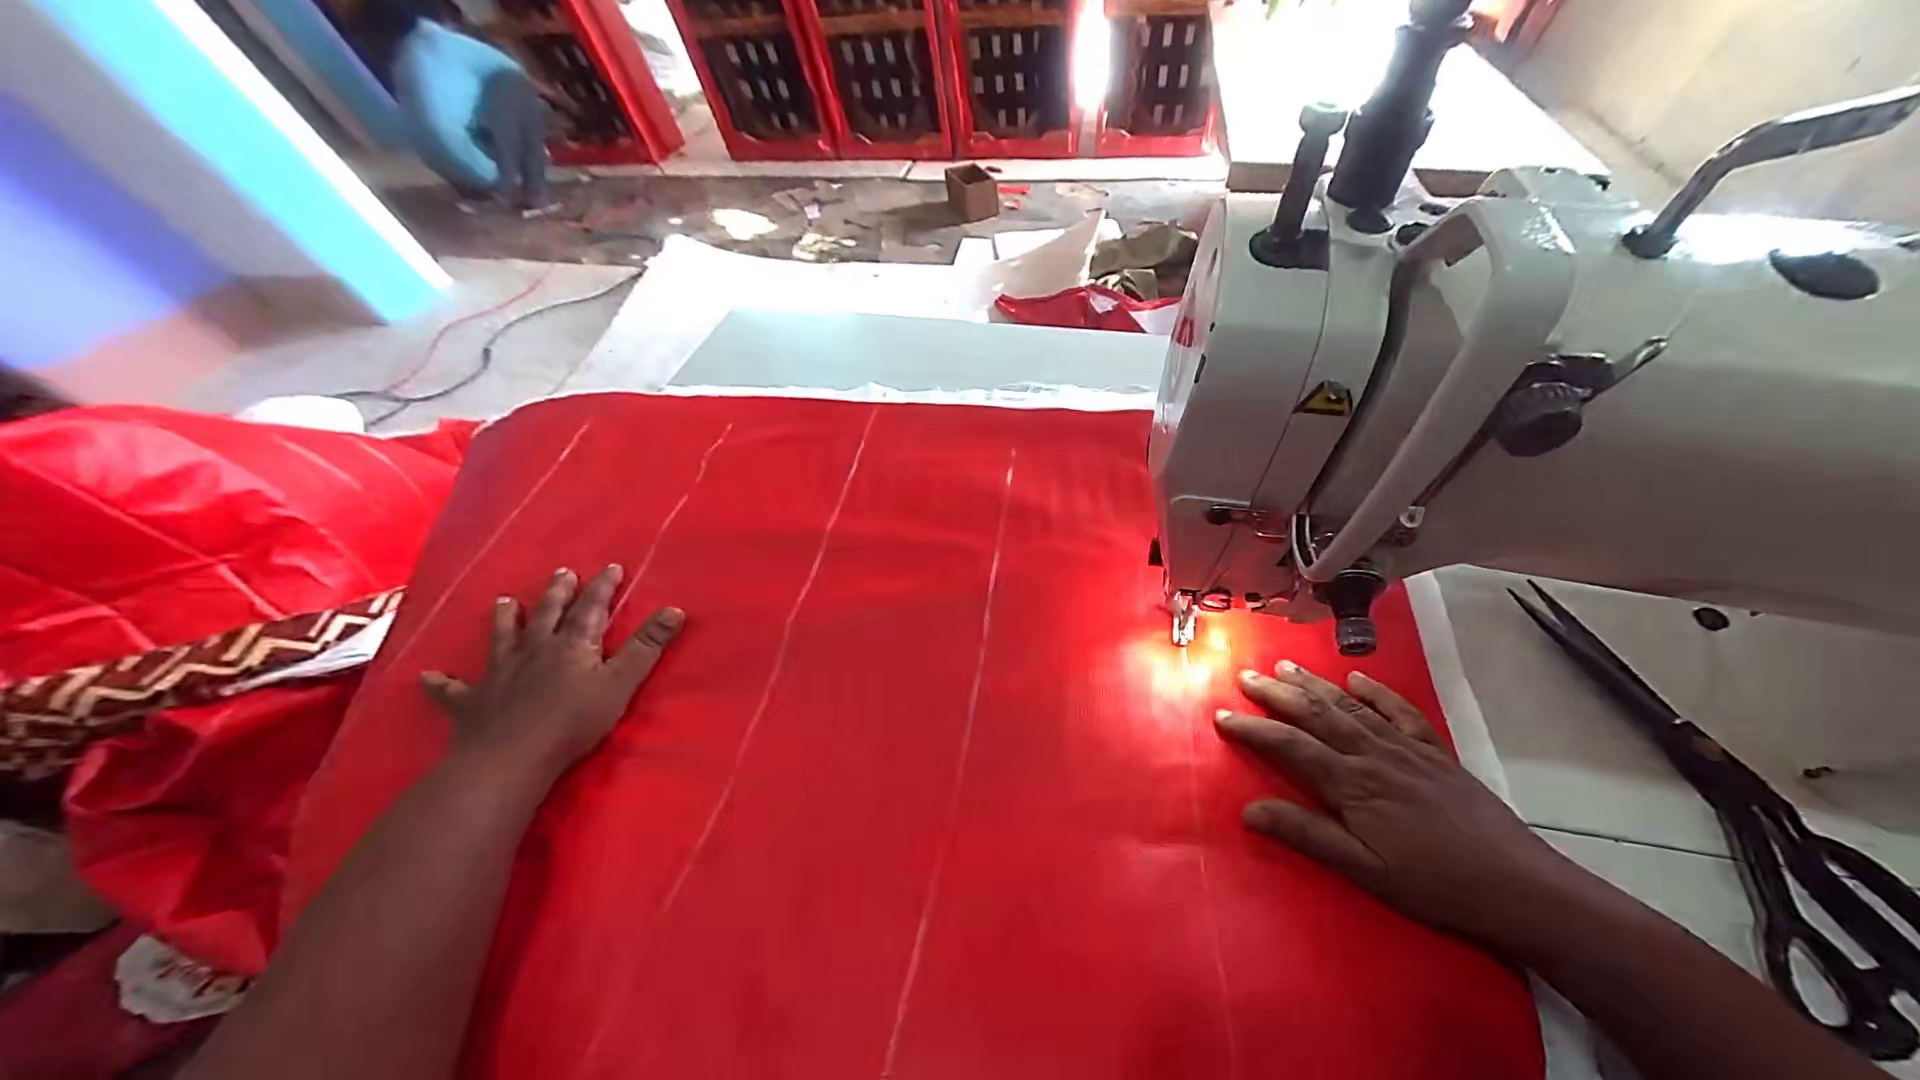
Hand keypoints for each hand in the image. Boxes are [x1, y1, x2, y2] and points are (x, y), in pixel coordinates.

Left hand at [421, 565, 683, 783]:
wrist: (509, 758)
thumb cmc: (573, 722)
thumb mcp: (621, 683)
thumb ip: (647, 647)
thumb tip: (674, 610)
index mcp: (571, 645)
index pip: (591, 608)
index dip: (603, 587)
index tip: (611, 567)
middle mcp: (534, 650)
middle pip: (547, 614)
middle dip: (558, 593)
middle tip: (562, 573)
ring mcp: (499, 675)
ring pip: (502, 638)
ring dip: (504, 619)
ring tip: (503, 600)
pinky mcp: (472, 703)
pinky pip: (451, 690)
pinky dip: (440, 683)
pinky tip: (427, 677)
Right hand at [1215, 662, 1585, 942]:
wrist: (1521, 889)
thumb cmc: (1435, 886)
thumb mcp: (1363, 870)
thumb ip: (1306, 834)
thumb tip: (1248, 810)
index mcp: (1352, 784)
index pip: (1289, 746)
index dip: (1252, 729)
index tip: (1222, 716)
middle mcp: (1374, 755)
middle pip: (1316, 714)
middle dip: (1276, 693)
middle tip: (1246, 676)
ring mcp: (1407, 749)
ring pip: (1350, 706)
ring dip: (1315, 684)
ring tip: (1285, 666)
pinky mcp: (1436, 753)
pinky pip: (1400, 712)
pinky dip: (1376, 692)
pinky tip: (1356, 679)